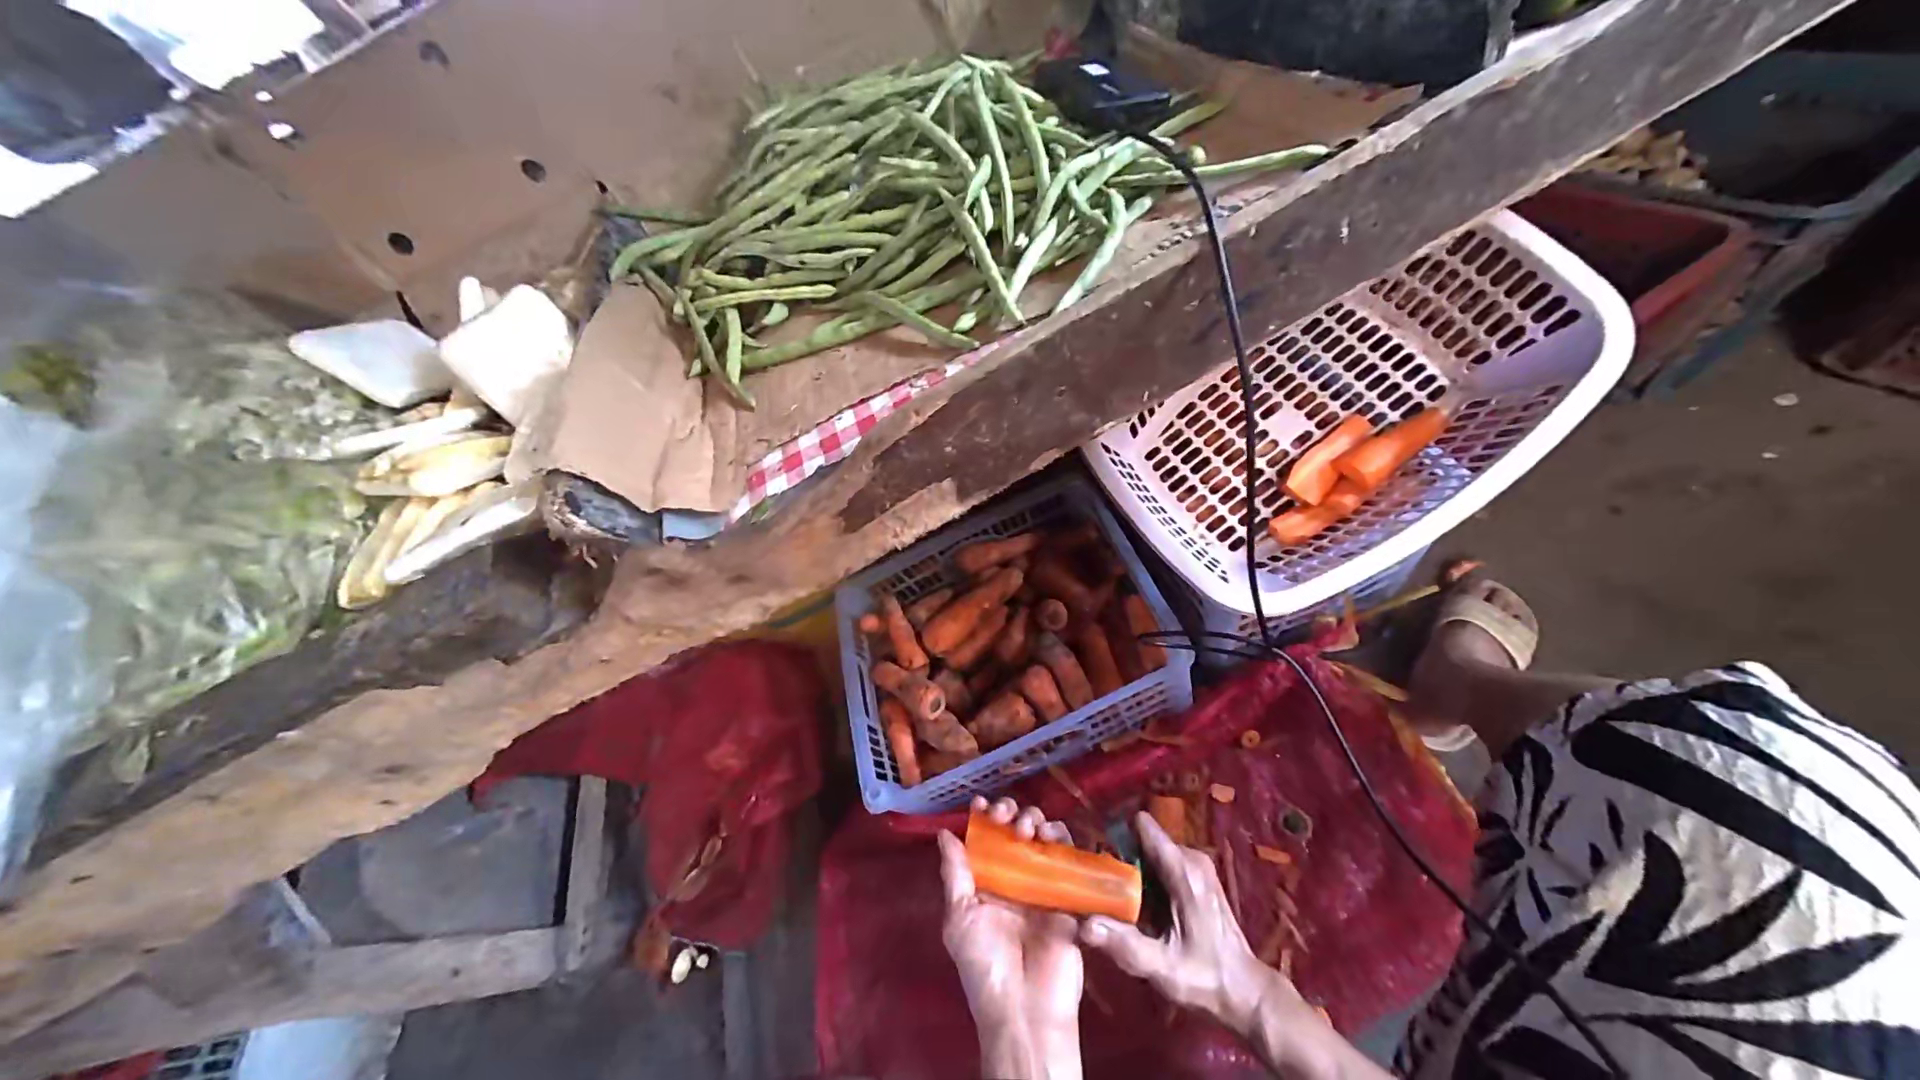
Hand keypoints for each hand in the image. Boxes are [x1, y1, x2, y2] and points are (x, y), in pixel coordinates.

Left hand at [938, 797, 1083, 1079]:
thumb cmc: (985, 963)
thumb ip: (955, 873)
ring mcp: (1044, 886)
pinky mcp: (1070, 897)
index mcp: (987, 882)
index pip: (988, 838)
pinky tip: (1053, 838)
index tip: (984, 804)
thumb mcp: (959, 918)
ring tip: (1029, 830)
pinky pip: (1071, 861)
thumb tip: (944, 833)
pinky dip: (1064, 842)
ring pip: (1046, 839)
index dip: (987, 816)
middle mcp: (1015, 879)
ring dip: (1038, 822)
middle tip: (1008, 817)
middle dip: (1013, 813)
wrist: (1025, 1008)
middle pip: (1018, 831)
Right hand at [1079, 812, 1381, 1079]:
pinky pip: (1160, 864)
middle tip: (1102, 891)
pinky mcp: (1197, 876)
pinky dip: (1145, 880)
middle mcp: (1191, 859)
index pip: (1143, 826)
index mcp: (1183, 871)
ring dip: (1130, 872)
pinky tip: (1140, 910)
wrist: (1246, 992)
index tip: (1096, 859)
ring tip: (1118, 903)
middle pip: (1141, 841)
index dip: (1115, 835)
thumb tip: (1084, 924)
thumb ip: (1124, 944)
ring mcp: (1196, 866)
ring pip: (1149, 853)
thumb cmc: (1206, 979)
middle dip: (1118, 859)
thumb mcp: (1162, 968)